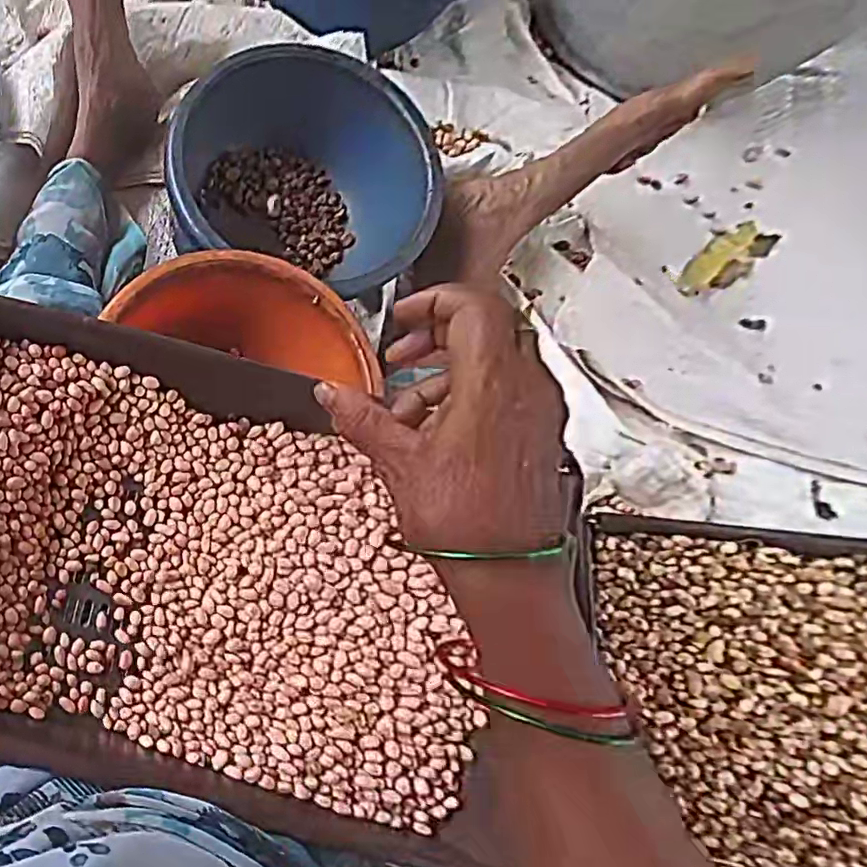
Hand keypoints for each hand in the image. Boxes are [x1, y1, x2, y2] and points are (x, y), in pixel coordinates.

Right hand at [315, 284, 566, 554]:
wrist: (506, 564)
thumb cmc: (462, 517)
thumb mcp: (396, 461)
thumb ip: (362, 418)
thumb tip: (329, 392)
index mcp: (492, 385)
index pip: (474, 309)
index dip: (433, 302)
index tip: (401, 317)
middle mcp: (526, 388)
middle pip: (486, 330)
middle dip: (433, 337)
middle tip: (396, 359)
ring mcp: (537, 409)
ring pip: (492, 361)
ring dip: (442, 372)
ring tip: (402, 409)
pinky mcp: (535, 431)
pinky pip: (500, 391)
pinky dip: (461, 395)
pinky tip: (428, 429)